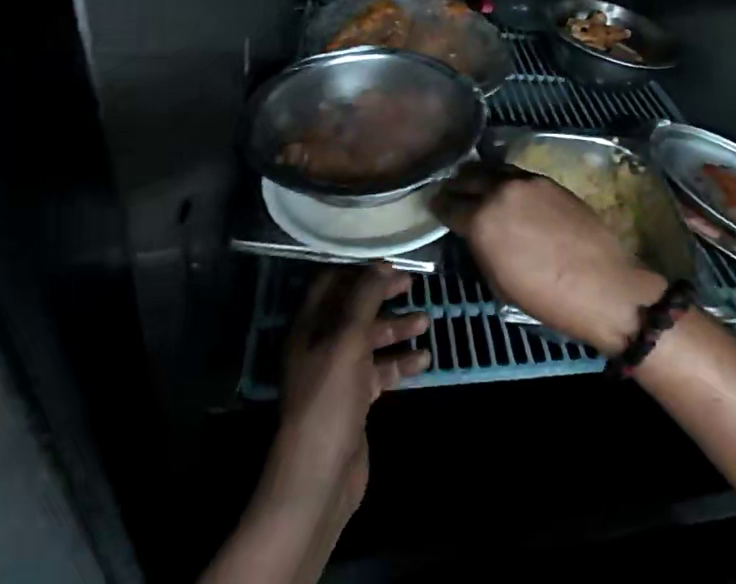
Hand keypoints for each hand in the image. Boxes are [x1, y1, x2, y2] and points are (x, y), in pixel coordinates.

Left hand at [267, 265, 430, 522]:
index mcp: (309, 325)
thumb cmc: (329, 397)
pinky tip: (424, 360)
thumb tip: (381, 265)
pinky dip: (400, 363)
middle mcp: (320, 344)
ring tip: (427, 321)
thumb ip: (364, 300)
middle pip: (353, 310)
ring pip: (369, 341)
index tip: (389, 262)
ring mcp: (337, 373)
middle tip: (413, 285)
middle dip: (382, 296)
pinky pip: (379, 371)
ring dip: (396, 329)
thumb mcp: (347, 340)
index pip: (331, 283)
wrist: (321, 472)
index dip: (358, 270)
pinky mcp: (354, 398)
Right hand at [434, 162, 664, 354]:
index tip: (435, 208)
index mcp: (480, 220)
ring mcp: (526, 182)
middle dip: (455, 186)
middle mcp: (499, 192)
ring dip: (479, 176)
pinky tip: (506, 189)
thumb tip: (473, 232)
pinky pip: (516, 174)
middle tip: (452, 193)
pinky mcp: (549, 181)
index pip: (447, 205)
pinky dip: (505, 179)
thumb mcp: (497, 280)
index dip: (438, 207)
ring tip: (477, 185)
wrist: (604, 287)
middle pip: (466, 178)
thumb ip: (479, 246)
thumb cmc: (545, 297)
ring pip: (491, 169)